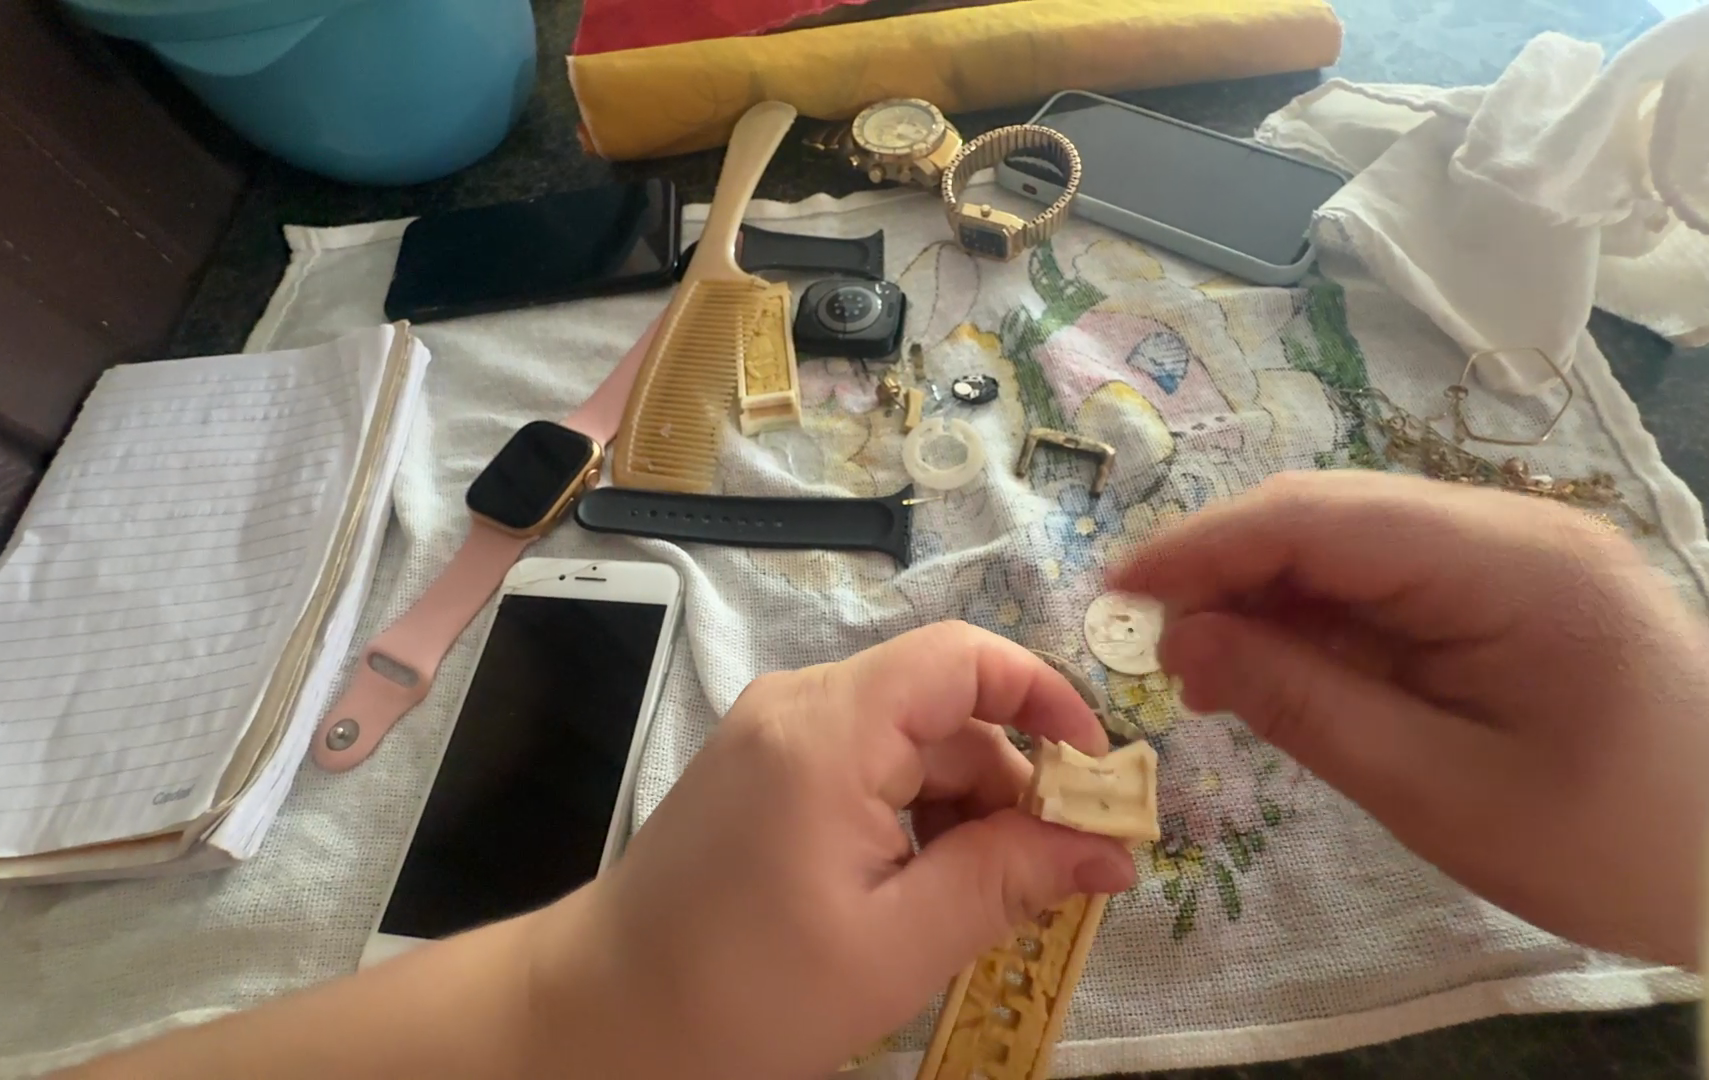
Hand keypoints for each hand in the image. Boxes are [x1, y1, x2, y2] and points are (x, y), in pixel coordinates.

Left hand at [533, 622, 1137, 1079]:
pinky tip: (915, 877)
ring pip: (909, 735)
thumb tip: (1109, 851)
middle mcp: (802, 699)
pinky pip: (869, 756)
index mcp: (828, 728)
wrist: (599, 1016)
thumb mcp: (894, 947)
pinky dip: (913, 806)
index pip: (959, 656)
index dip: (1041, 693)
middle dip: (1007, 779)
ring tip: (973, 892)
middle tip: (1048, 869)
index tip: (1094, 769)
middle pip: (941, 706)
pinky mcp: (770, 754)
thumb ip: (1007, 881)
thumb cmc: (742, 995)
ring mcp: (780, 723)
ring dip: (961, 803)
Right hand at [1112, 471, 1708, 967]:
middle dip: (1218, 570)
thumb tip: (1181, 643)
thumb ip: (1297, 703)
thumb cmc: (1614, 845)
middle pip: (1315, 516)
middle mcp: (1500, 526)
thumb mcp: (1435, 788)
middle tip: (1158, 646)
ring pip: (1328, 543)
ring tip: (1203, 670)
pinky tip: (1264, 666)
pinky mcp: (1483, 582)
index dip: (1200, 545)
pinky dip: (1295, 619)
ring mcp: (1494, 549)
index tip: (1117, 588)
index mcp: (1510, 562)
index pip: (1315, 519)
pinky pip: (1361, 580)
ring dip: (1251, 596)